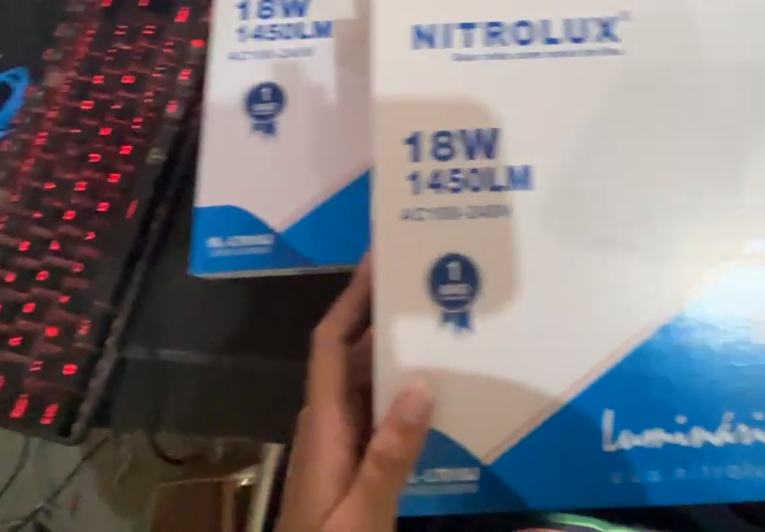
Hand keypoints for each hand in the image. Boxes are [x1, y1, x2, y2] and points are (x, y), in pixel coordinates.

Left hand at [276, 256, 434, 531]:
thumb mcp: (363, 513)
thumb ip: (390, 454)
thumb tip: (421, 383)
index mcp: (323, 423)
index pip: (331, 342)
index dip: (351, 296)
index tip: (379, 258)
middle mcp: (327, 422)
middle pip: (352, 354)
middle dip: (385, 315)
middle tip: (429, 286)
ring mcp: (339, 443)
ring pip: (367, 381)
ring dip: (397, 352)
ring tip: (442, 325)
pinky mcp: (352, 462)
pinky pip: (377, 410)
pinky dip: (402, 390)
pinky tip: (437, 390)